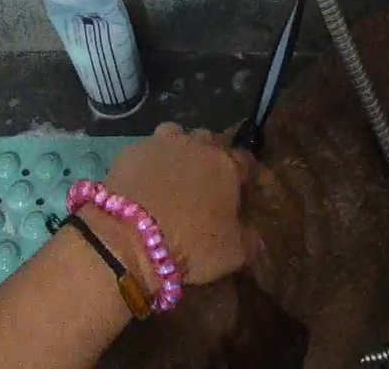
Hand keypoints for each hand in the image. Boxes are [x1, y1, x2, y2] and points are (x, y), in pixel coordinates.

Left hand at [92, 123, 256, 287]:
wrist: (131, 237)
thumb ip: (249, 241)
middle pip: (209, 141)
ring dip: (178, 149)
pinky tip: (142, 181)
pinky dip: (147, 162)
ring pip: (176, 135)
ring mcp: (162, 144)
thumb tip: (256, 239)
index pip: (244, 159)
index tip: (238, 188)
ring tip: (171, 174)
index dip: (242, 173)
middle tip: (203, 182)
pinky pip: (145, 150)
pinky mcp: (132, 150)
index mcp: (226, 165)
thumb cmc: (190, 245)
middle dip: (209, 155)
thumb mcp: (232, 254)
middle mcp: (196, 146)